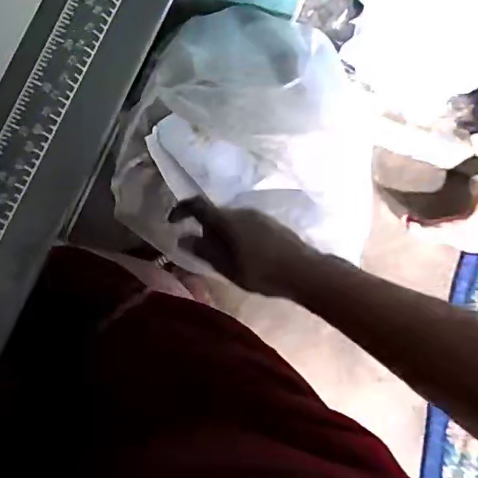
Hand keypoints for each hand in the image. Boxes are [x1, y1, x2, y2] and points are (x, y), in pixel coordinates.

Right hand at [169, 198, 326, 299]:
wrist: (306, 272)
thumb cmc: (262, 272)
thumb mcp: (227, 267)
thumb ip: (204, 251)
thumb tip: (182, 238)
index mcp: (227, 220)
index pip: (196, 205)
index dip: (180, 210)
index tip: (172, 222)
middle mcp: (241, 211)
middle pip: (214, 214)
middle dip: (203, 230)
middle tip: (202, 252)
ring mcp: (258, 215)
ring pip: (230, 220)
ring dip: (221, 234)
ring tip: (224, 258)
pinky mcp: (270, 223)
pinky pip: (244, 224)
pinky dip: (235, 235)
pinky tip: (243, 255)